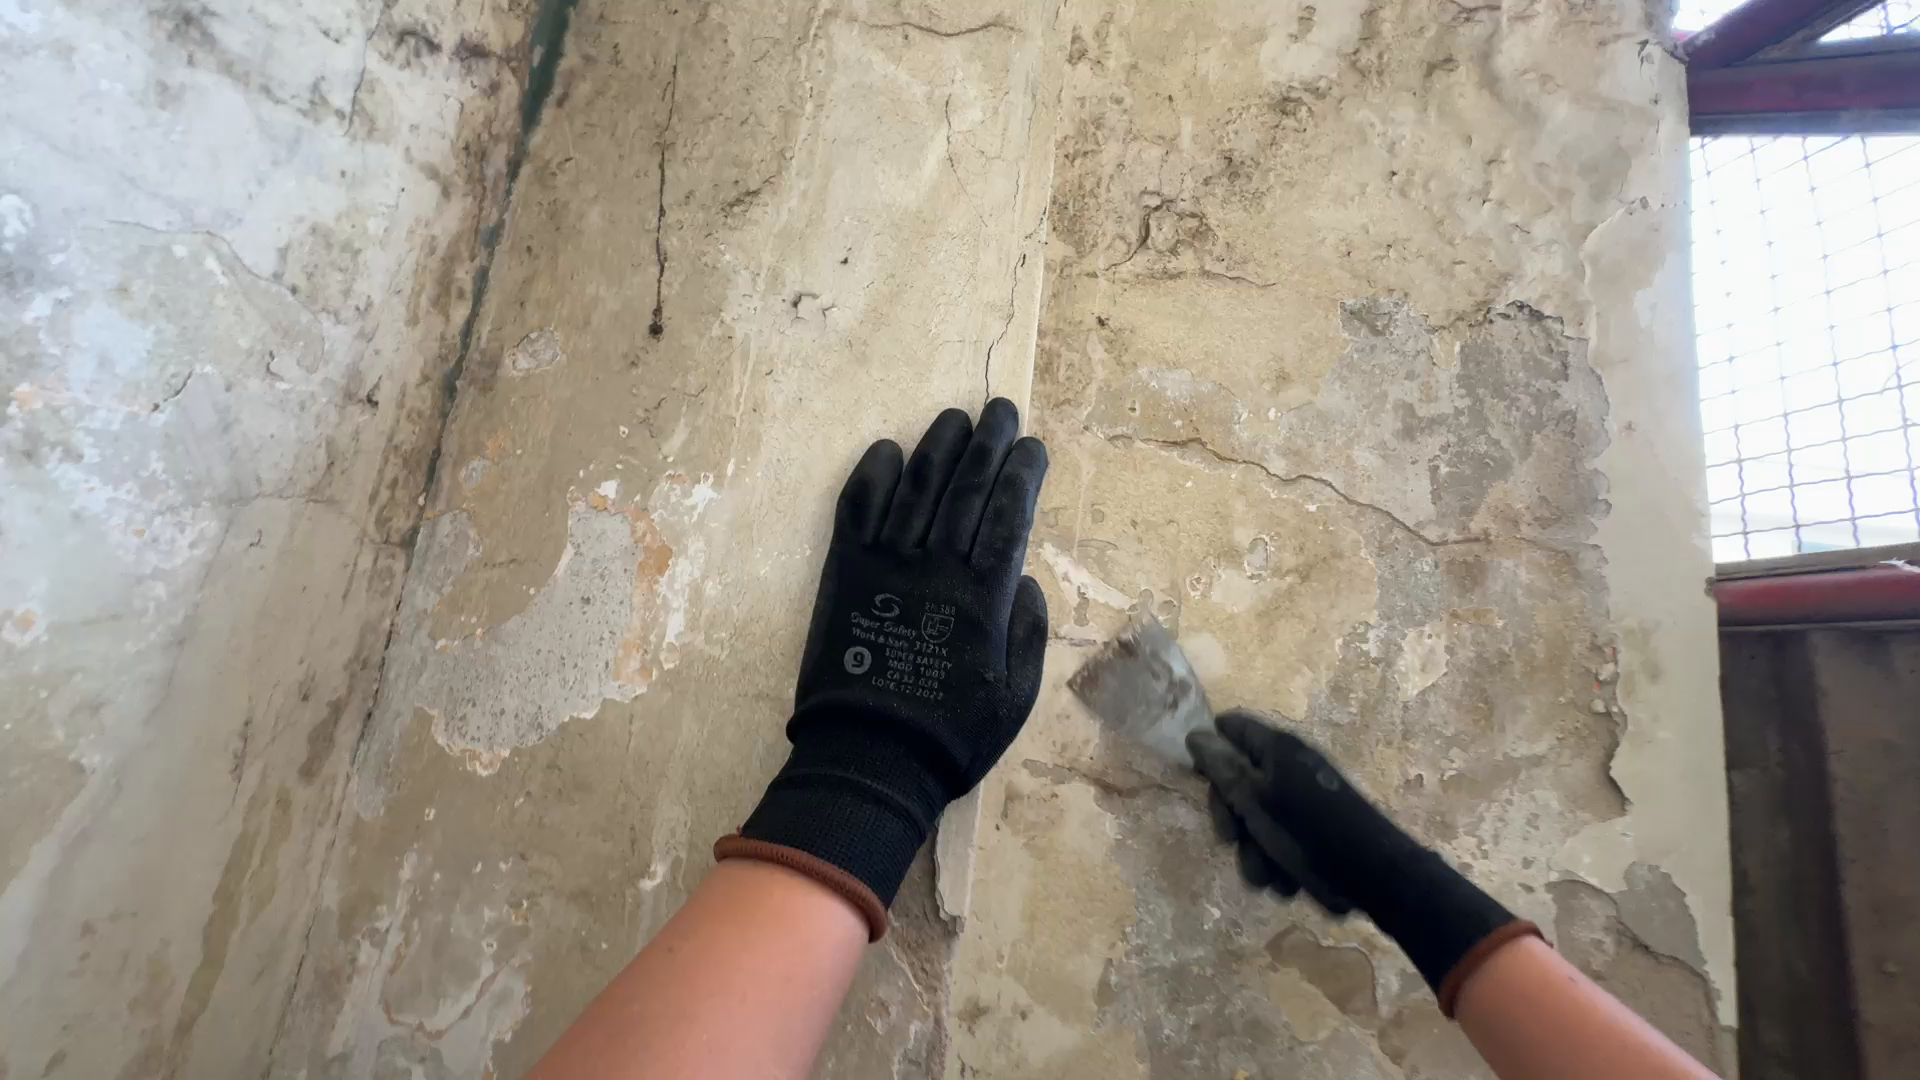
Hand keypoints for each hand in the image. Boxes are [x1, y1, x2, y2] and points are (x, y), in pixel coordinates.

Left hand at [718, 398, 1048, 939]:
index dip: (1021, 476)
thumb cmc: (951, 734)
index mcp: (981, 599)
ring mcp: (884, 567)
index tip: (1032, 447)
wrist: (869, 759)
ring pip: (913, 491)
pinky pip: (855, 514)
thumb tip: (1023, 577)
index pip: (1007, 517)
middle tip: (1001, 410)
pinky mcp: (844, 574)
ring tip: (954, 418)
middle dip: (987, 446)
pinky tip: (887, 450)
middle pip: (964, 492)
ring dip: (936, 449)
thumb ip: (1028, 631)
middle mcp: (934, 569)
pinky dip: (870, 479)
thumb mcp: (1018, 695)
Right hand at [1188, 710, 1539, 1015]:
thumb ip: (1223, 767)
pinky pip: (1281, 835)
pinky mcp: (1317, 826)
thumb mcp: (1255, 799)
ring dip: (1253, 847)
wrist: (1380, 881)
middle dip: (1230, 814)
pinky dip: (1277, 858)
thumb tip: (1195, 734)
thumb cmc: (1309, 834)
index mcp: (1276, 747)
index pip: (1229, 726)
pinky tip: (1286, 882)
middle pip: (1239, 775)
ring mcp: (1305, 795)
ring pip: (1258, 814)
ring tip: (1265, 877)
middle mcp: (1290, 764)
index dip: (1210, 750)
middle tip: (1228, 841)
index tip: (1200, 781)